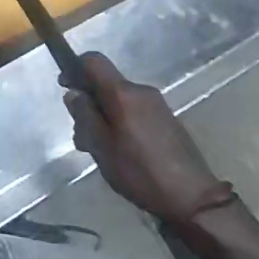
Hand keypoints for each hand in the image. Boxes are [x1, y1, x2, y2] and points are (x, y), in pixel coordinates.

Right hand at [65, 52, 234, 225]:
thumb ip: (85, 116)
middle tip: (81, 134)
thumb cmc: (140, 171)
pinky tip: (120, 152)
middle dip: (89, 103)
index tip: (66, 87)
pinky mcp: (166, 120)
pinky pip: (134, 111)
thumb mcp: (101, 147)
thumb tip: (74, 94)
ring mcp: (157, 105)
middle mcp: (141, 91)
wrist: (192, 198)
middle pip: (106, 83)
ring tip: (99, 149)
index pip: (94, 60)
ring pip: (119, 100)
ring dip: (104, 117)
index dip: (75, 68)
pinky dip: (120, 123)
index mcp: (123, 93)